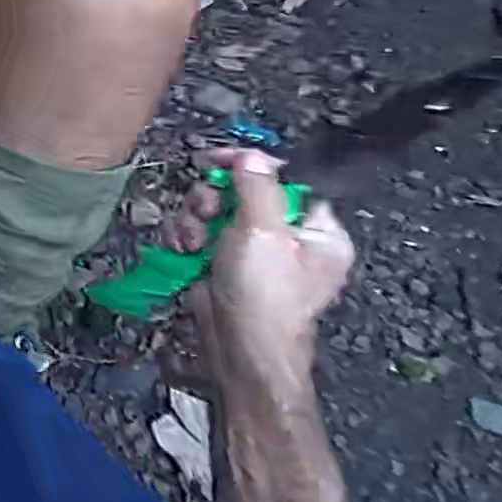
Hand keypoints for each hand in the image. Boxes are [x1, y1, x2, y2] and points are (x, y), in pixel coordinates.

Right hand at [192, 148, 354, 386]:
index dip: (253, 166)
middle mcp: (285, 235)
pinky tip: (186, 249)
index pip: (287, 180)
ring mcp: (250, 247)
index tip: (221, 160)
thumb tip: (253, 154)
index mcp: (316, 230)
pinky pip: (197, 228)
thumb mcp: (263, 233)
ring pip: (212, 207)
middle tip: (207, 209)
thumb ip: (257, 187)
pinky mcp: (220, 257)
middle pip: (240, 189)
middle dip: (214, 197)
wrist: (238, 347)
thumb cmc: (264, 293)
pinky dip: (186, 234)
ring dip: (194, 217)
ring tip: (194, 240)